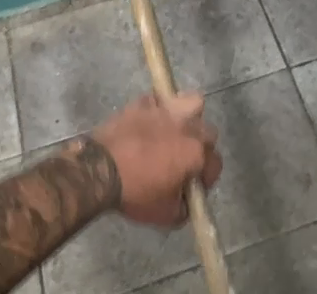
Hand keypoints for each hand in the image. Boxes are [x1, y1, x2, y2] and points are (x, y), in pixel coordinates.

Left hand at [89, 93, 221, 226]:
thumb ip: (184, 208)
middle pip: (208, 132)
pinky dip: (157, 110)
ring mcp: (165, 110)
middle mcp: (186, 127)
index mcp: (195, 153)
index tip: (195, 187)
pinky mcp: (143, 102)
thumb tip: (186, 201)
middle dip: (201, 147)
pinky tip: (148, 123)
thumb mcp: (165, 215)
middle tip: (185, 160)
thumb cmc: (136, 192)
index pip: (216, 163)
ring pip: (191, 102)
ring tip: (175, 131)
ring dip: (188, 116)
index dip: (207, 178)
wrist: (100, 168)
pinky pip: (159, 101)